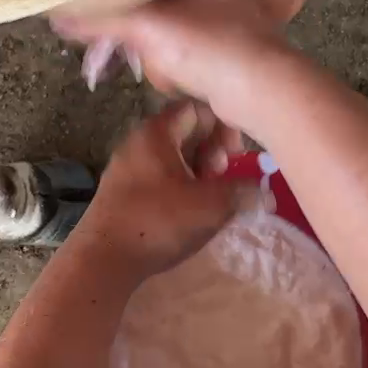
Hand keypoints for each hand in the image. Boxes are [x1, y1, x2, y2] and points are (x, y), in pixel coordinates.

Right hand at [50, 0, 308, 128]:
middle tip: (132, 44)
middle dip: (144, 27)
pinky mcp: (237, 48)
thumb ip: (101, 20)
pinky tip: (178, 77)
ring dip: (163, 52)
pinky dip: (182, 65)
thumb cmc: (206, 46)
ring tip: (162, 65)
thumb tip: (57, 15)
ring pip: (178, 27)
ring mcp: (234, 18)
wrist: (260, 92)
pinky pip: (194, 50)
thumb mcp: (145, 28)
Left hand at [66, 102, 253, 279]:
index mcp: (157, 131)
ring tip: (209, 197)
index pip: (198, 108)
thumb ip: (243, 191)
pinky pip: (158, 175)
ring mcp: (127, 166)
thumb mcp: (211, 205)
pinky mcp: (122, 190)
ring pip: (173, 155)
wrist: (103, 259)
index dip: (224, 126)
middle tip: (223, 178)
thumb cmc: (158, 222)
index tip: (236, 156)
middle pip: (185, 131)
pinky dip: (179, 185)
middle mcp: (138, 140)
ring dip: (198, 171)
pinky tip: (188, 210)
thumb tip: (264, 191)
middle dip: (212, 151)